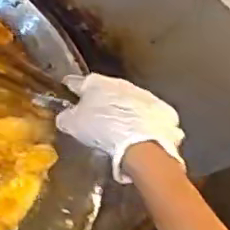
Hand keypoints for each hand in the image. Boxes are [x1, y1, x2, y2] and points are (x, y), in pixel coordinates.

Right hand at [55, 74, 184, 180]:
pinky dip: (145, 123)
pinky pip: (150, 115)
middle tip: (95, 119)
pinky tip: (141, 137)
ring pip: (129, 102)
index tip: (68, 96)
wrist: (144, 146)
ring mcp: (145, 95)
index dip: (70, 90)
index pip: (76, 82)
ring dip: (124, 112)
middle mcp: (120, 83)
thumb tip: (65, 116)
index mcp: (95, 83)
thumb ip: (65, 117)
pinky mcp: (164, 111)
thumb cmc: (103, 131)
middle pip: (105, 91)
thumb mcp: (73, 126)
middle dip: (100, 101)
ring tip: (120, 131)